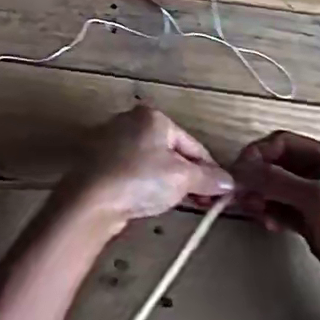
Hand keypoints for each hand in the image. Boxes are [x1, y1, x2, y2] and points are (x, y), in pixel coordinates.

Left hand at [57, 107, 232, 232]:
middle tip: (199, 200)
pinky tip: (145, 201)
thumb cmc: (140, 180)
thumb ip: (208, 178)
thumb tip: (229, 182)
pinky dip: (142, 183)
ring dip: (165, 181)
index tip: (219, 191)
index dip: (208, 169)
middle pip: (170, 150)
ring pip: (150, 161)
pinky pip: (130, 170)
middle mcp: (131, 120)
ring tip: (173, 203)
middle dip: (186, 175)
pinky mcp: (97, 160)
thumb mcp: (182, 179)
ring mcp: (111, 139)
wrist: (89, 200)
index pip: (192, 143)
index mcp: (154, 116)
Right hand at [231, 132, 319, 305]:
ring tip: (248, 208)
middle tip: (236, 193)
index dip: (260, 153)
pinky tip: (264, 221)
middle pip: (283, 164)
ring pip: (283, 189)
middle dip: (259, 174)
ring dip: (263, 194)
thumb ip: (279, 181)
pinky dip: (273, 212)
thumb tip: (242, 169)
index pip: (288, 142)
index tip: (237, 171)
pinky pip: (288, 211)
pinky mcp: (319, 227)